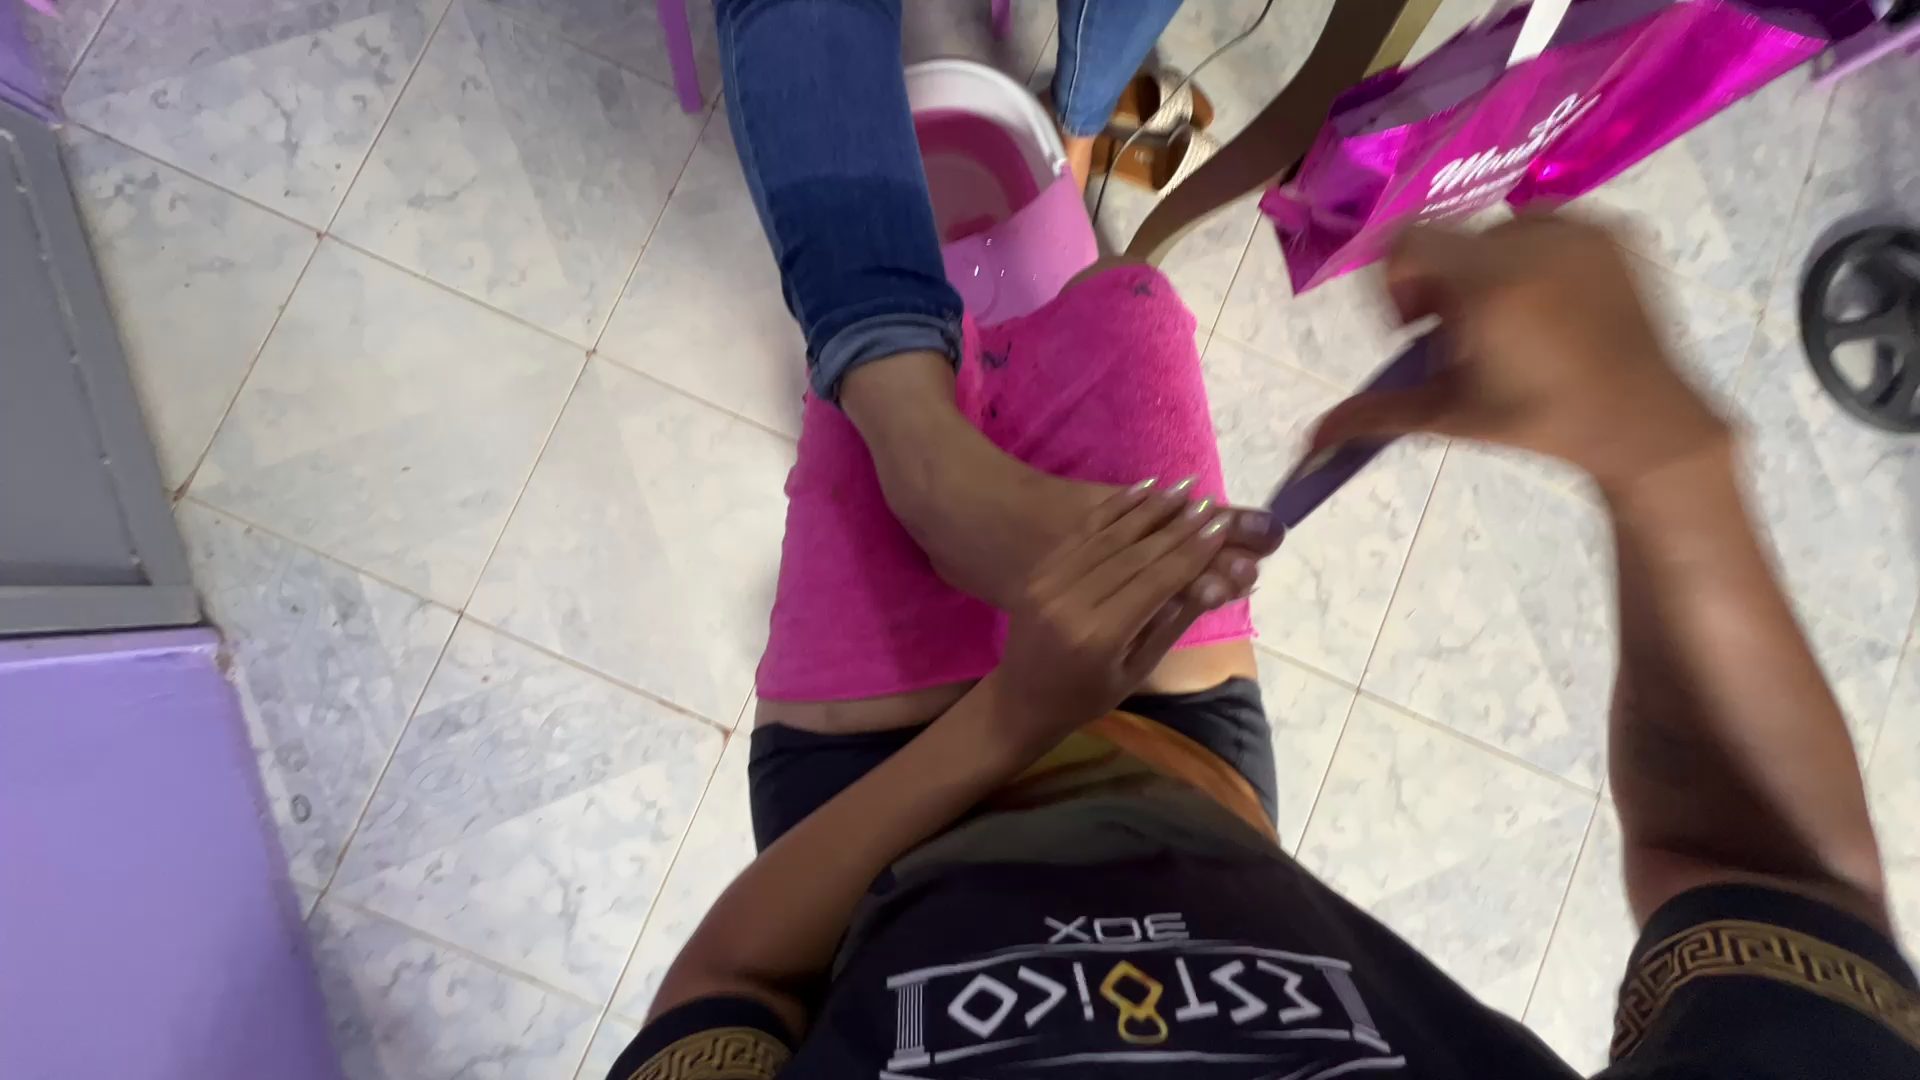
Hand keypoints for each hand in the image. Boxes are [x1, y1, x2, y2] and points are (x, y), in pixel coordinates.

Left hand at [986, 480, 1241, 759]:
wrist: (1022, 699)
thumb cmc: (1088, 696)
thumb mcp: (1137, 670)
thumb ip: (1172, 622)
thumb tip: (1218, 580)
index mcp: (1099, 637)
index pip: (1154, 582)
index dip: (1190, 553)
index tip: (1221, 528)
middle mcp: (1071, 603)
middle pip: (1133, 555)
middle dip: (1177, 527)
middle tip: (1211, 504)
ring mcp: (1049, 583)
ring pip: (1109, 537)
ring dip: (1150, 508)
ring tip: (1185, 487)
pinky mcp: (1040, 571)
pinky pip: (1082, 533)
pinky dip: (1114, 509)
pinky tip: (1142, 489)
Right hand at [1310, 214, 1729, 491]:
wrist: (1645, 421)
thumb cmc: (1535, 422)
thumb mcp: (1446, 417)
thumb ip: (1371, 415)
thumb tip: (1306, 442)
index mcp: (1490, 286)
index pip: (1406, 243)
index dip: (1393, 283)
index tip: (1413, 326)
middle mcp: (1536, 243)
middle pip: (1446, 241)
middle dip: (1434, 286)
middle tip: (1453, 335)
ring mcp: (1582, 232)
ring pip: (1491, 234)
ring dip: (1476, 273)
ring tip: (1499, 322)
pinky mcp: (1615, 231)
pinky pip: (1541, 228)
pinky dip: (1523, 261)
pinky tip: (1540, 307)